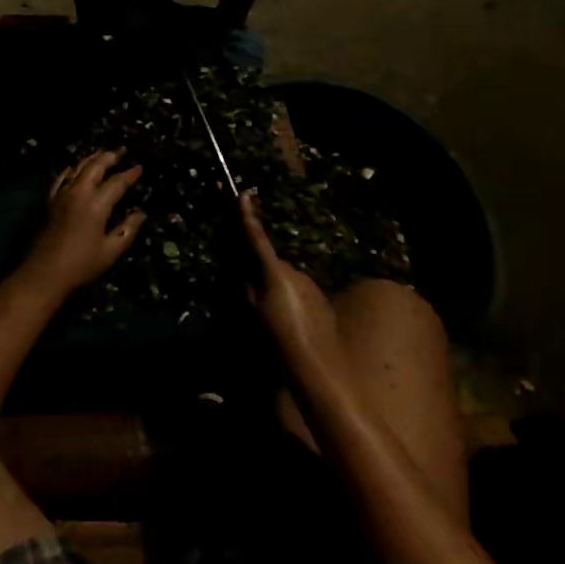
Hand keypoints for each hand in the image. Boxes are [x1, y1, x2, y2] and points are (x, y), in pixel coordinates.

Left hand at [21, 149, 146, 297]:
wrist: (44, 273)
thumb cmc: (81, 264)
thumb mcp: (111, 251)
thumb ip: (128, 229)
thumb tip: (141, 213)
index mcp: (97, 204)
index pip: (117, 182)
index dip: (130, 174)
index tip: (139, 167)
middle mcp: (79, 193)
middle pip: (95, 167)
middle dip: (109, 157)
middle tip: (121, 150)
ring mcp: (62, 195)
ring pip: (78, 168)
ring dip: (91, 159)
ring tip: (102, 153)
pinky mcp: (50, 201)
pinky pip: (61, 178)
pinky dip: (70, 169)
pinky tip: (73, 167)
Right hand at [241, 192, 344, 372]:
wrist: (319, 369)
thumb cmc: (281, 341)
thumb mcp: (255, 315)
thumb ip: (248, 291)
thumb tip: (245, 275)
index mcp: (275, 273)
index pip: (257, 239)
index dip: (248, 217)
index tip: (244, 195)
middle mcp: (295, 272)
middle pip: (271, 264)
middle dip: (261, 271)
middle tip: (252, 294)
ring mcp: (310, 286)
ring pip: (286, 280)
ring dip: (277, 289)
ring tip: (270, 317)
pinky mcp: (320, 300)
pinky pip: (299, 293)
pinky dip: (290, 301)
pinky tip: (289, 324)